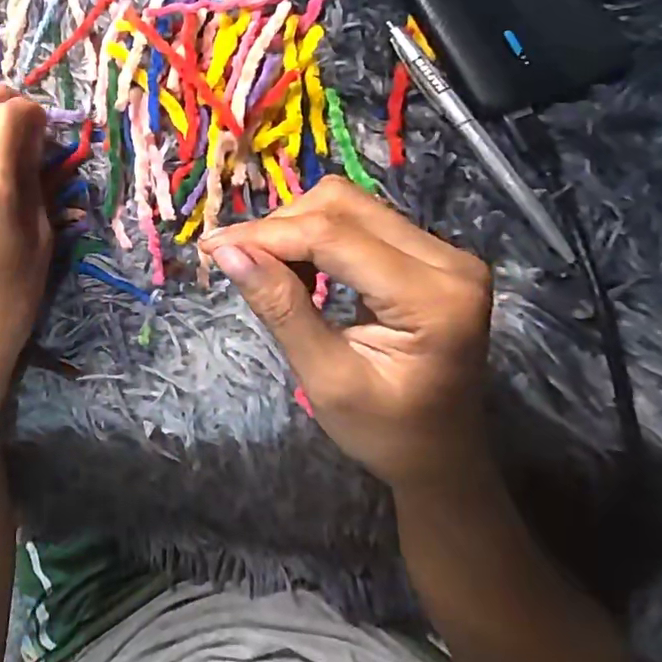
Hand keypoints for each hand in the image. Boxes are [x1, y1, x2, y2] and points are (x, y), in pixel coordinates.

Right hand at [199, 177, 493, 487]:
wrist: (444, 457)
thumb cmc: (387, 433)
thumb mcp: (327, 379)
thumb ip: (281, 308)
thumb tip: (227, 252)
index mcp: (433, 298)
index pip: (334, 236)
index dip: (267, 235)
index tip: (213, 247)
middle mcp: (448, 260)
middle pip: (343, 205)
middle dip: (280, 226)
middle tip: (238, 259)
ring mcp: (444, 253)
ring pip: (349, 204)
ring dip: (296, 226)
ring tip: (266, 265)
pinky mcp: (430, 254)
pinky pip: (362, 220)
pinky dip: (317, 234)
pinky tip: (297, 265)